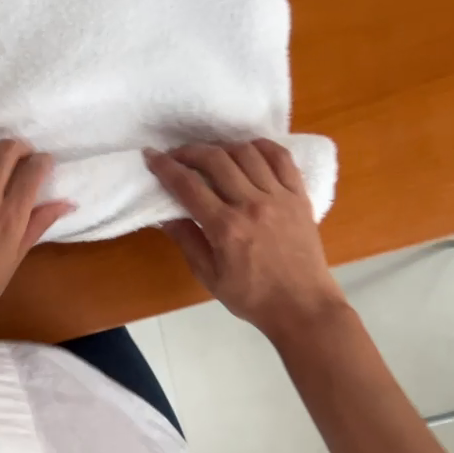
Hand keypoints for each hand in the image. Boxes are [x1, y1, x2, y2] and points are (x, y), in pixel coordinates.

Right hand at [144, 140, 348, 339]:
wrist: (303, 306)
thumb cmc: (251, 297)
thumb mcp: (209, 276)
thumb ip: (187, 242)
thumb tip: (166, 216)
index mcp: (226, 228)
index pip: (188, 186)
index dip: (165, 167)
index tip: (151, 156)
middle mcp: (252, 205)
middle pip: (216, 160)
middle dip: (189, 151)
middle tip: (176, 155)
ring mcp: (280, 197)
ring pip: (247, 153)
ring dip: (222, 147)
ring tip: (209, 155)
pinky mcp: (300, 197)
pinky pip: (282, 159)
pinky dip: (262, 147)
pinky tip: (248, 149)